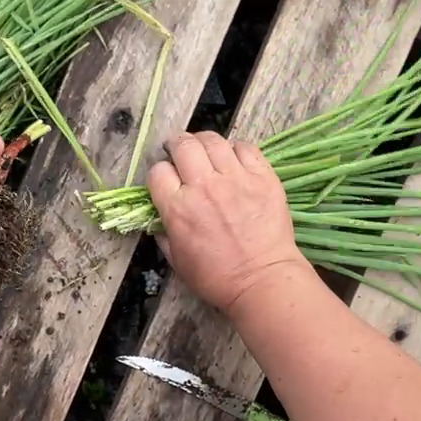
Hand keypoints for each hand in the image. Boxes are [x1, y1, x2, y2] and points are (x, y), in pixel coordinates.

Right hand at [148, 131, 314, 318]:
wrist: (260, 279)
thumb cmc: (215, 278)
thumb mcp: (176, 261)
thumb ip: (163, 234)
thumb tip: (159, 219)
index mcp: (177, 209)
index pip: (158, 172)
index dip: (159, 174)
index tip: (164, 179)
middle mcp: (204, 187)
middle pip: (183, 146)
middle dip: (176, 145)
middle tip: (179, 151)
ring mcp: (235, 178)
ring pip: (213, 140)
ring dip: (204, 142)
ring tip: (205, 150)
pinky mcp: (262, 176)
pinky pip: (245, 147)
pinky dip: (235, 149)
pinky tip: (232, 159)